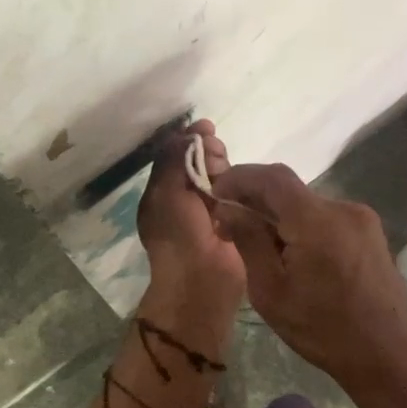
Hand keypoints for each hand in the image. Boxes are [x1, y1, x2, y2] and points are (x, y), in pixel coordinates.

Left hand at [136, 121, 242, 322]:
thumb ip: (174, 160)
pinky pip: (238, 194)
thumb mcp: (166, 193)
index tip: (207, 126)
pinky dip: (241, 182)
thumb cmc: (177, 235)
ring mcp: (211, 212)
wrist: (201, 280)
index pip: (175, 157)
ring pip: (220, 176)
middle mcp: (185, 200)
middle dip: (209, 150)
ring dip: (224, 165)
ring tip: (226, 166)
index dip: (189, 139)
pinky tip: (244, 178)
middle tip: (217, 151)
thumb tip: (188, 134)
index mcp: (162, 194)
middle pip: (200, 163)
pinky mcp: (235, 221)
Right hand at [212, 163, 406, 387]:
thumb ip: (248, 240)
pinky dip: (301, 226)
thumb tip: (227, 208)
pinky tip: (291, 255)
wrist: (387, 355)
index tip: (216, 193)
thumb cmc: (321, 328)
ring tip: (259, 247)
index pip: (271, 177)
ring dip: (278, 216)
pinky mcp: (370, 234)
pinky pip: (325, 218)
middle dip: (255, 200)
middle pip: (289, 190)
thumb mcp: (270, 290)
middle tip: (228, 226)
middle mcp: (342, 208)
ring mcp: (361, 219)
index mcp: (316, 220)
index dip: (239, 177)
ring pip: (306, 205)